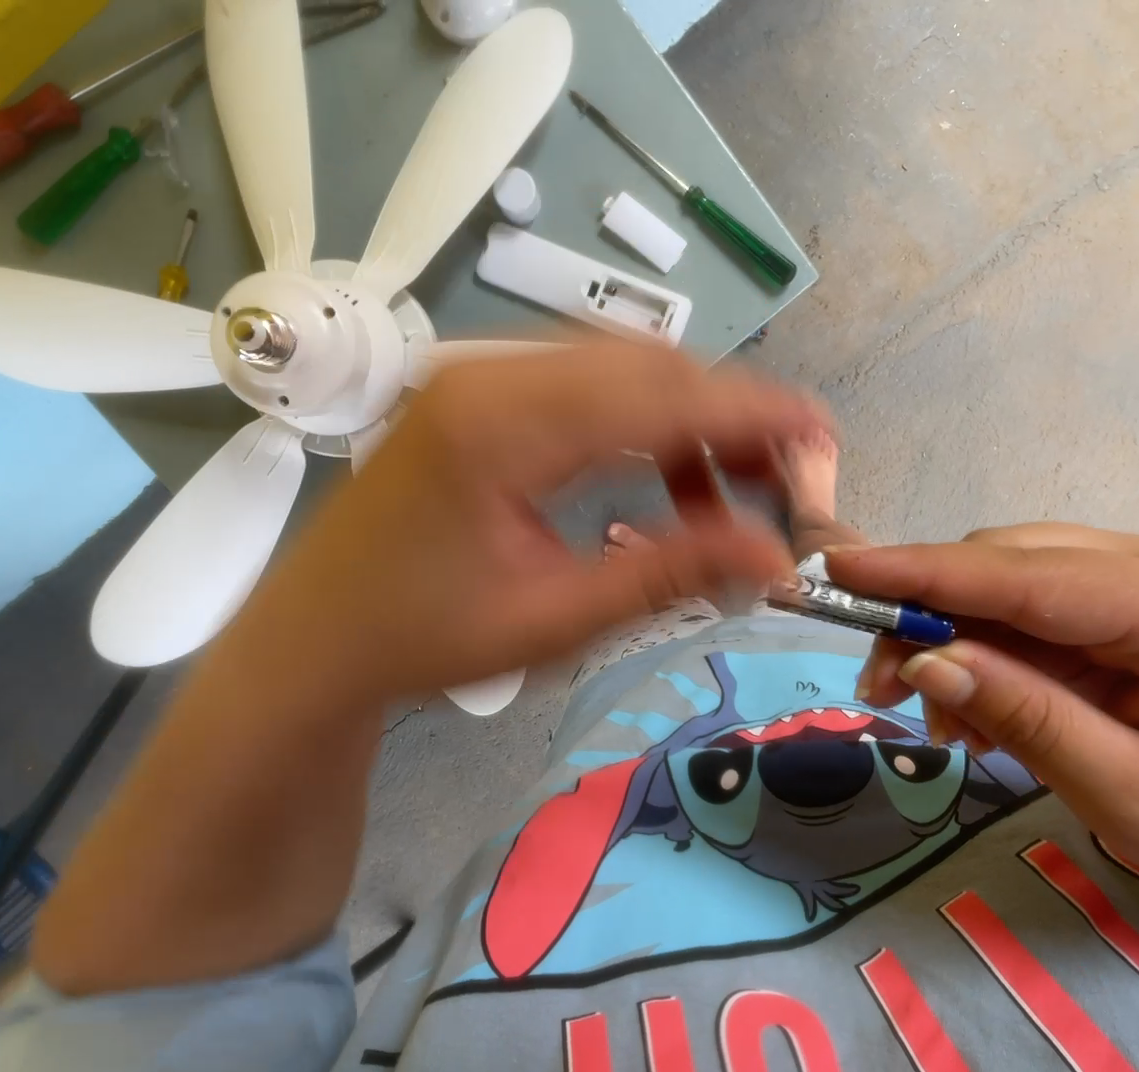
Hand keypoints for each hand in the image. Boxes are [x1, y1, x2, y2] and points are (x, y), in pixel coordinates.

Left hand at [254, 342, 828, 703]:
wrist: (317, 634)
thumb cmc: (426, 638)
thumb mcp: (556, 619)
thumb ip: (670, 573)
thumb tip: (777, 558)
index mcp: (501, 423)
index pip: (658, 392)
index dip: (752, 411)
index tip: (820, 434)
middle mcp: (488, 371)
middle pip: (645, 365)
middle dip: (727, 416)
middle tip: (780, 480)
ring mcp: (476, 371)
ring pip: (619, 367)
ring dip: (685, 417)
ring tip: (722, 490)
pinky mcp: (476, 388)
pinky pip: (582, 383)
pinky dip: (638, 419)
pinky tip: (659, 472)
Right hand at [834, 523, 1138, 913]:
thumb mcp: (1134, 799)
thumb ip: (1028, 719)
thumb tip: (925, 657)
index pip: (1033, 577)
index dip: (928, 572)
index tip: (842, 571)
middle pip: (1013, 562)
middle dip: (930, 612)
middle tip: (879, 690)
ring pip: (1012, 578)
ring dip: (953, 633)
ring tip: (930, 716)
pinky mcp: (1133, 605)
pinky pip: (1033, 607)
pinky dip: (986, 648)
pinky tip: (974, 707)